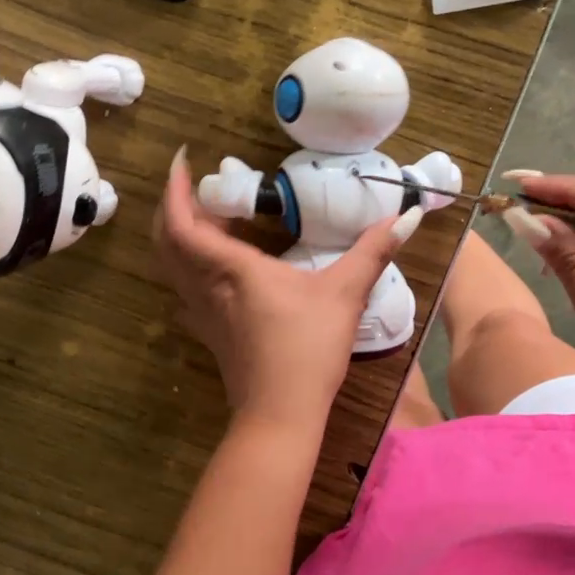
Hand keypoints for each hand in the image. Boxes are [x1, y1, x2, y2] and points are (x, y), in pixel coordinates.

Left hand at [158, 147, 419, 427]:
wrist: (280, 414)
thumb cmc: (307, 349)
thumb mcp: (345, 294)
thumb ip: (373, 252)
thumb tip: (408, 216)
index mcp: (230, 268)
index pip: (182, 223)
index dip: (174, 189)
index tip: (182, 160)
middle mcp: (206, 285)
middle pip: (167, 240)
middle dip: (172, 206)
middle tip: (197, 185)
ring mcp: (202, 312)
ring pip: (173, 265)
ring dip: (180, 235)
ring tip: (209, 217)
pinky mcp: (208, 332)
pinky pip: (184, 288)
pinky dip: (188, 266)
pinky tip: (212, 268)